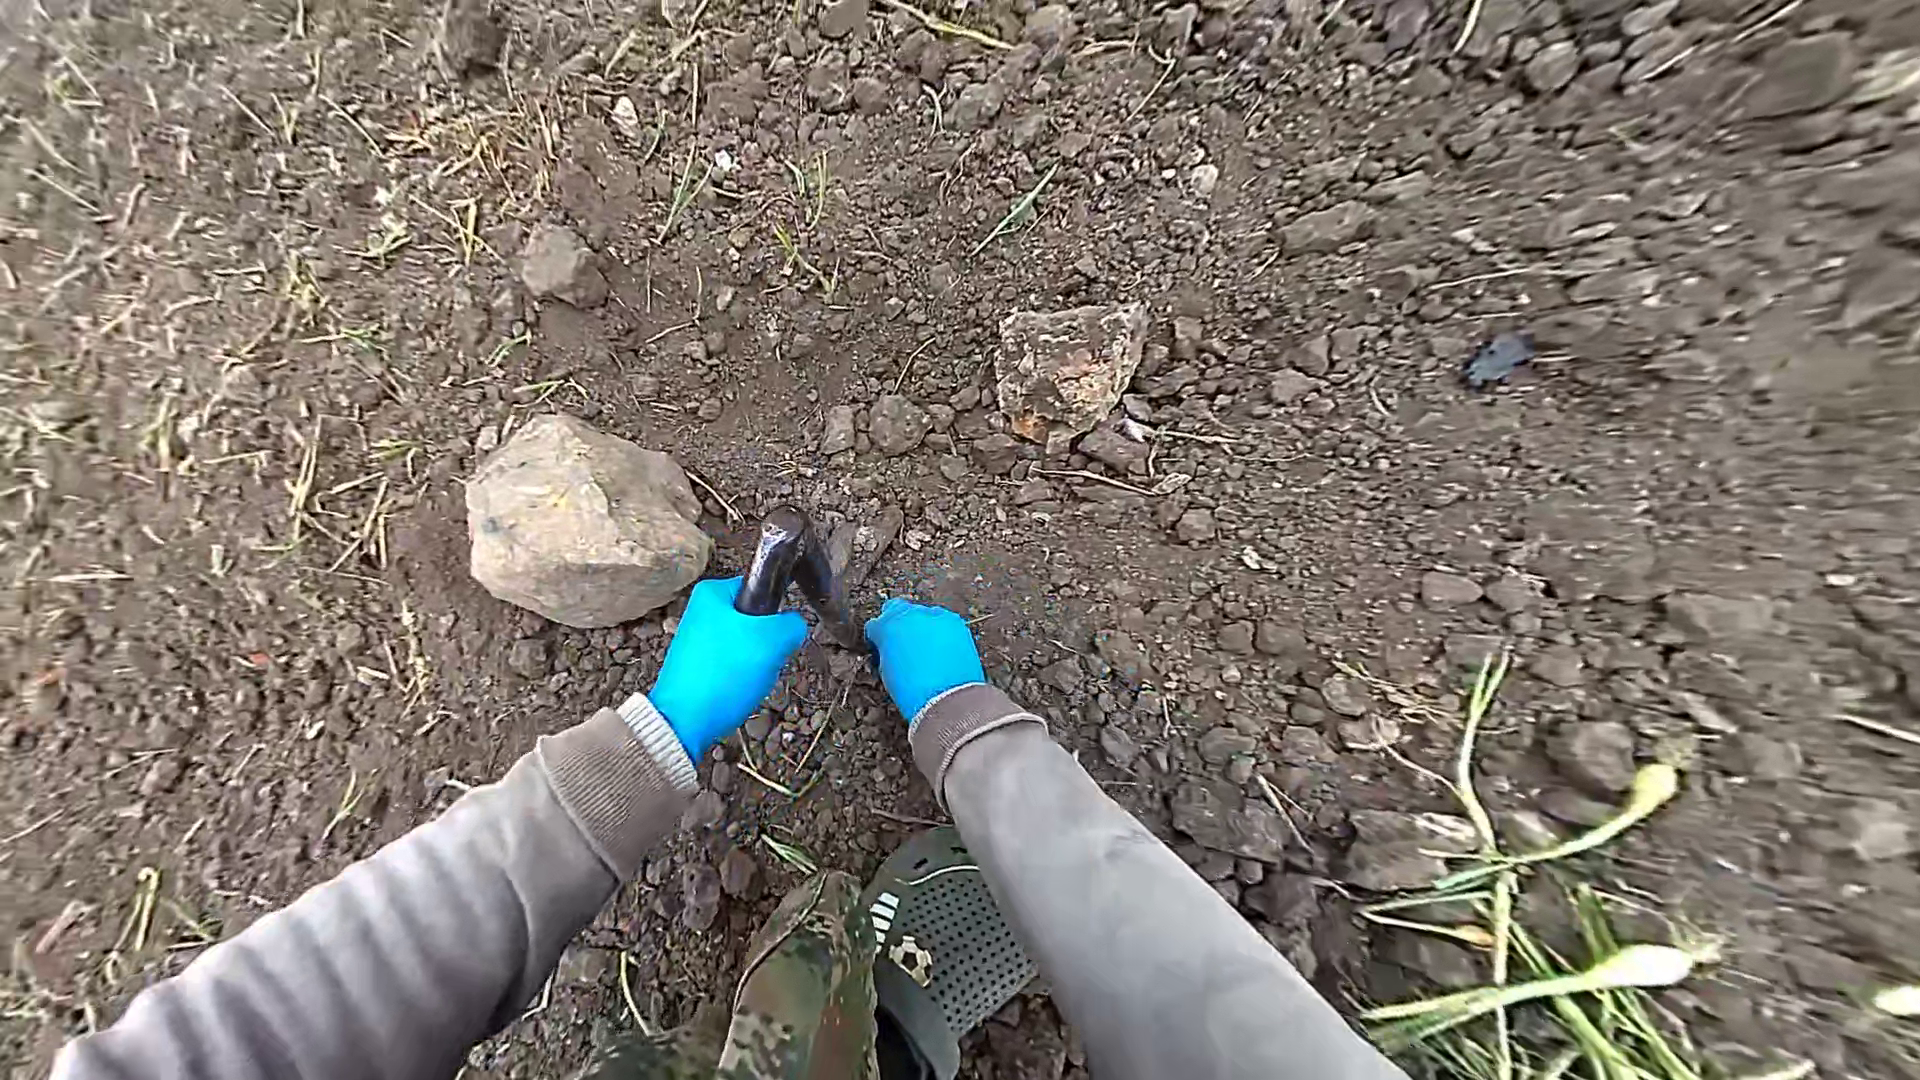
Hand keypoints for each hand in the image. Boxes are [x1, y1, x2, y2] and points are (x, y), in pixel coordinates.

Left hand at [649, 577, 808, 757]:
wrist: (685, 724)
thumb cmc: (722, 675)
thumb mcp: (773, 640)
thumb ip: (793, 624)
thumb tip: (794, 626)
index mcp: (712, 593)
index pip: (763, 590)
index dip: (777, 614)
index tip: (775, 635)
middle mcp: (701, 612)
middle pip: (759, 621)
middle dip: (768, 644)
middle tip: (763, 659)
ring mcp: (699, 640)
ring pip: (751, 645)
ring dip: (758, 663)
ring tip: (749, 677)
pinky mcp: (699, 666)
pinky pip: (735, 665)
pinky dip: (743, 677)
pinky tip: (738, 689)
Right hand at [863, 597, 986, 721]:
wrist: (947, 699)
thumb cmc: (914, 693)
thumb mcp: (887, 671)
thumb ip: (885, 650)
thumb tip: (888, 646)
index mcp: (887, 628)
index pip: (875, 624)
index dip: (878, 636)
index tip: (882, 645)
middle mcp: (910, 616)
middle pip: (897, 609)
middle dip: (898, 624)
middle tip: (903, 642)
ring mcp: (934, 616)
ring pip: (922, 614)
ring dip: (921, 626)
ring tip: (927, 648)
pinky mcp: (955, 621)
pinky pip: (943, 621)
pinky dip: (941, 631)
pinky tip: (942, 649)